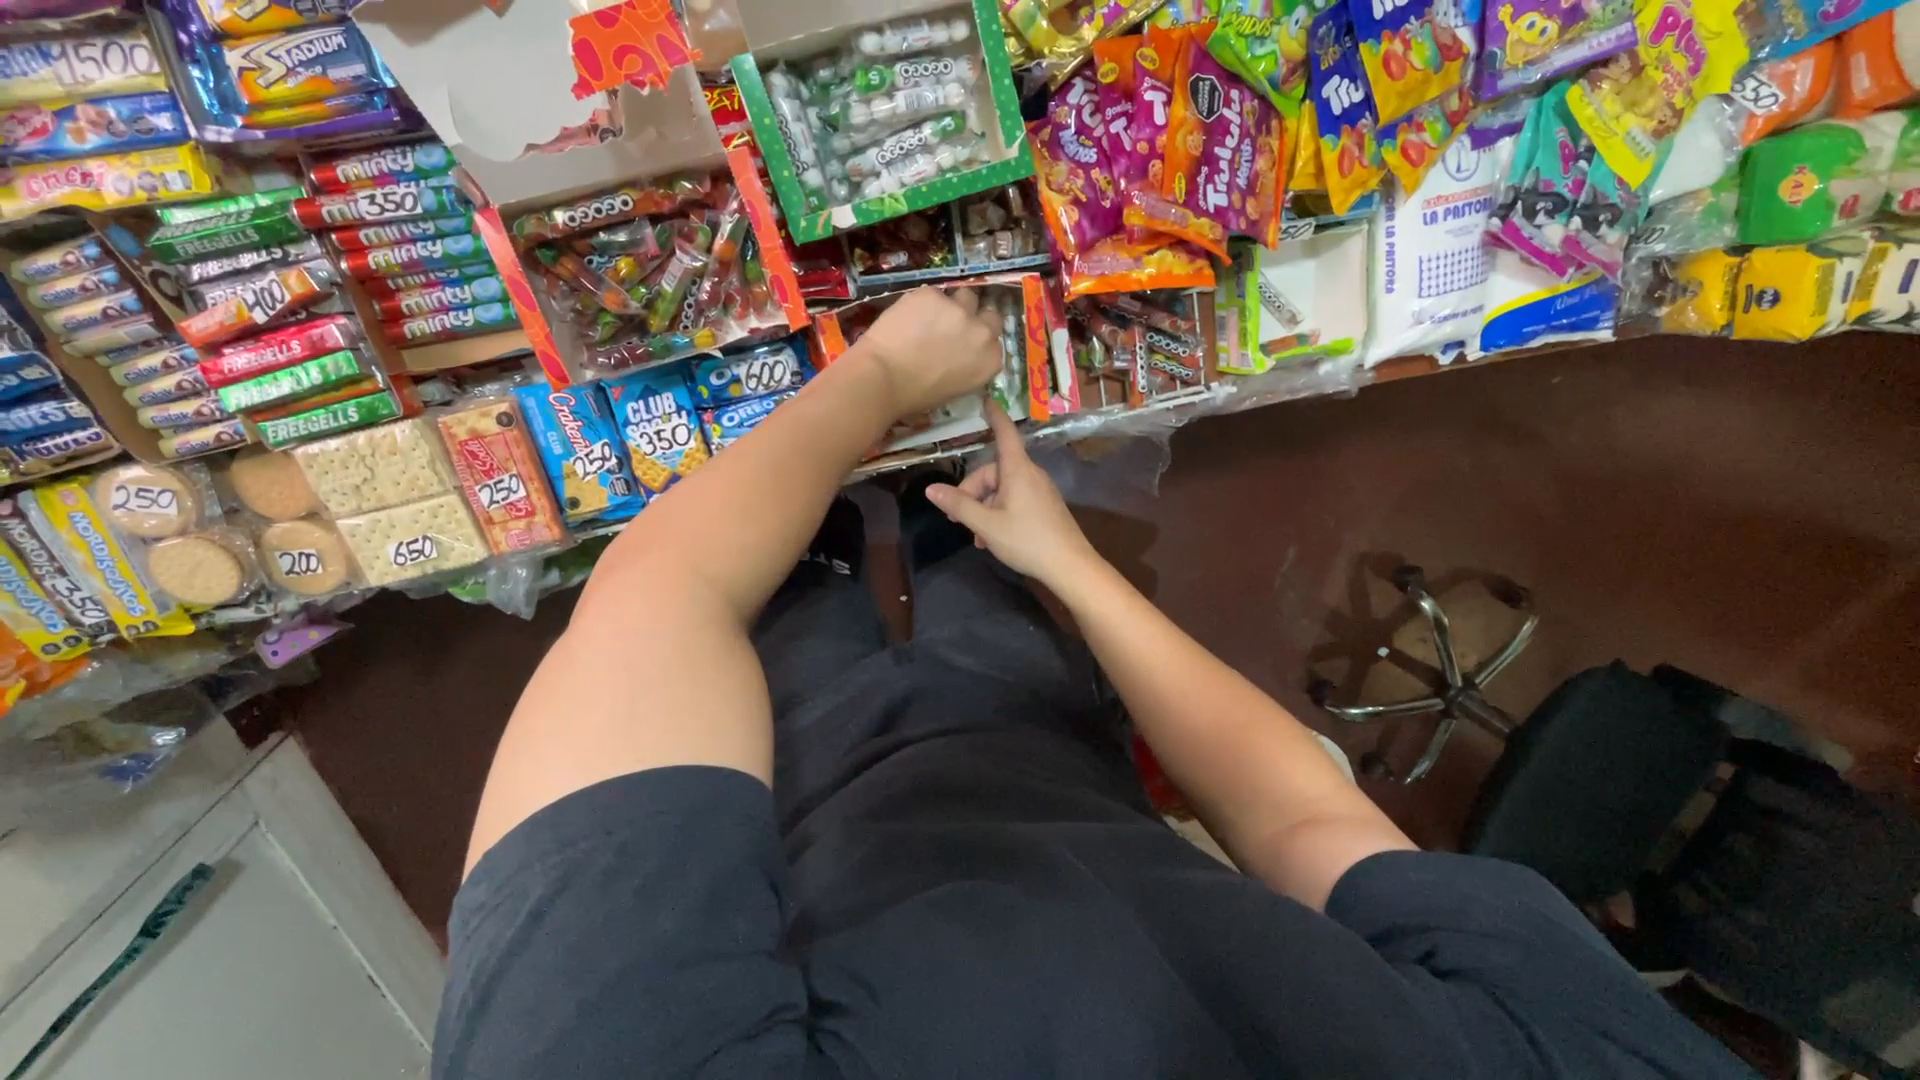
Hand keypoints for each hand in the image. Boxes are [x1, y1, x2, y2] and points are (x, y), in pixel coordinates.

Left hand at [858, 287, 1004, 417]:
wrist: (884, 377)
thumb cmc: (916, 395)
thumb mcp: (955, 388)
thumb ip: (968, 366)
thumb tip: (960, 354)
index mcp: (990, 361)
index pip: (993, 341)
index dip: (978, 339)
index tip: (965, 342)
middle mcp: (982, 333)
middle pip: (988, 314)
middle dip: (974, 318)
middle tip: (953, 326)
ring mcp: (959, 309)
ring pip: (963, 297)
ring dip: (952, 305)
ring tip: (929, 318)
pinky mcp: (933, 294)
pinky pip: (932, 294)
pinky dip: (923, 303)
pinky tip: (907, 317)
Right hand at [923, 398, 1100, 585]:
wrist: (1070, 566)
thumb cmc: (1027, 540)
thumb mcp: (986, 524)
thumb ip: (958, 506)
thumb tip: (931, 489)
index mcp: (1017, 470)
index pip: (1004, 433)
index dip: (994, 416)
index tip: (986, 400)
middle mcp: (1030, 474)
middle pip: (993, 472)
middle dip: (972, 492)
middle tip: (958, 520)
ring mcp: (1039, 491)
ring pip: (1002, 490)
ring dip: (984, 509)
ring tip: (977, 537)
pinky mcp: (1044, 507)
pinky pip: (1014, 501)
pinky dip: (999, 514)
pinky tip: (991, 539)